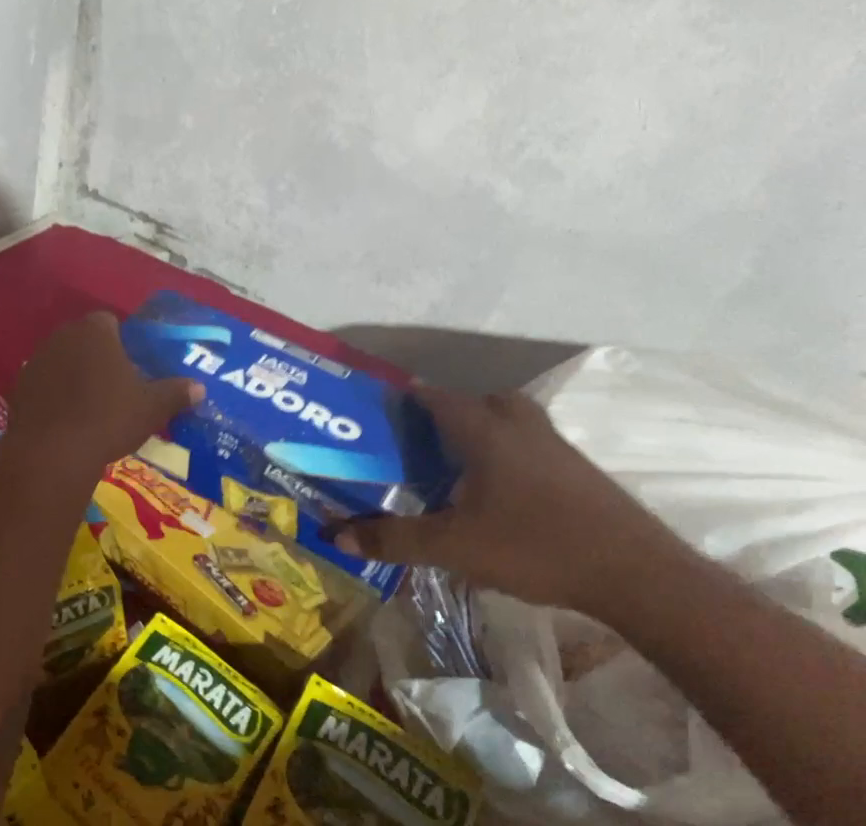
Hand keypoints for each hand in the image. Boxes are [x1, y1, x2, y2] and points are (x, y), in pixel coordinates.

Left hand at [6, 312, 201, 474]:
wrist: (52, 450)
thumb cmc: (108, 418)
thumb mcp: (151, 408)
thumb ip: (175, 393)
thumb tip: (199, 388)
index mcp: (94, 331)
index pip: (109, 322)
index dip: (122, 341)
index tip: (132, 366)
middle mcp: (61, 336)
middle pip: (83, 340)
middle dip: (96, 357)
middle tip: (115, 387)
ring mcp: (35, 360)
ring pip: (60, 361)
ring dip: (72, 376)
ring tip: (90, 406)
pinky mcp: (18, 386)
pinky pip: (42, 384)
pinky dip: (53, 395)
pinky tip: (65, 419)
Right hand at [331, 385, 690, 613]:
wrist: (643, 579)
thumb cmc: (538, 548)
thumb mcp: (454, 547)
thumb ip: (394, 539)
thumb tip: (334, 535)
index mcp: (486, 434)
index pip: (438, 398)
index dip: (408, 397)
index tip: (382, 406)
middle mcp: (523, 431)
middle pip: (486, 401)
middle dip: (455, 410)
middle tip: (425, 436)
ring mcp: (561, 453)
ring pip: (517, 424)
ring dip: (488, 432)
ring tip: (459, 465)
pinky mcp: (585, 479)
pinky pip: (537, 450)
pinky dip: (513, 458)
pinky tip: (501, 495)